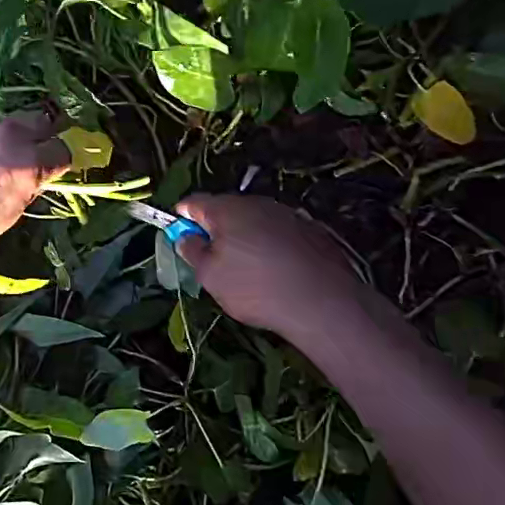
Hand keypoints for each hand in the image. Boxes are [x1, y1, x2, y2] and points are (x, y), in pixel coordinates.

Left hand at [0, 112, 70, 275]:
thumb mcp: (5, 217)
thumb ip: (25, 188)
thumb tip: (32, 174)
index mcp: (26, 163)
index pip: (61, 149)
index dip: (57, 157)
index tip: (51, 163)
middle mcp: (3, 133)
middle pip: (35, 120)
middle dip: (35, 134)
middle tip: (22, 151)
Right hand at [175, 194, 368, 340]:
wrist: (322, 302)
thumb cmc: (255, 288)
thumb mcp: (210, 276)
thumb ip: (192, 251)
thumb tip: (185, 236)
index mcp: (226, 209)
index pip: (193, 202)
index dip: (182, 219)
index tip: (183, 242)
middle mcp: (256, 203)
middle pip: (224, 210)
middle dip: (215, 230)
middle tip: (214, 263)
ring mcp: (286, 214)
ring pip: (253, 221)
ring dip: (244, 238)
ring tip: (248, 272)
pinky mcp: (310, 230)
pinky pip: (278, 233)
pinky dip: (270, 246)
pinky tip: (276, 273)